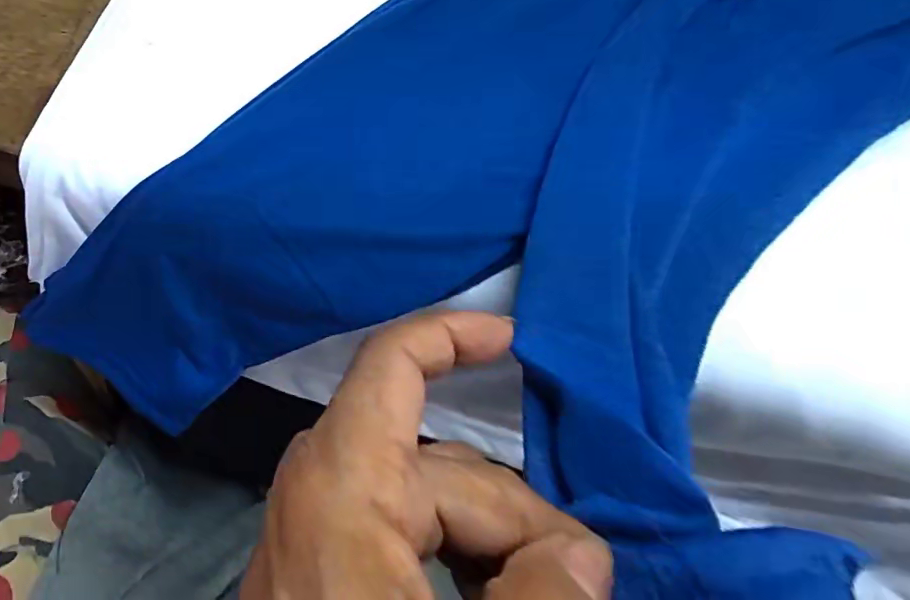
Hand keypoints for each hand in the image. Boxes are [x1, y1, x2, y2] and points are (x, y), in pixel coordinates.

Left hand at [242, 312, 611, 598]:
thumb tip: (582, 551)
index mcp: (344, 483)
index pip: (391, 365)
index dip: (449, 335)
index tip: (514, 338)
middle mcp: (325, 488)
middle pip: (448, 468)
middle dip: (524, 524)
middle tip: (588, 591)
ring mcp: (322, 531)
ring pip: (437, 511)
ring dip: (502, 556)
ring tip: (550, 597)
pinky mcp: (328, 572)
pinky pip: (411, 543)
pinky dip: (464, 570)